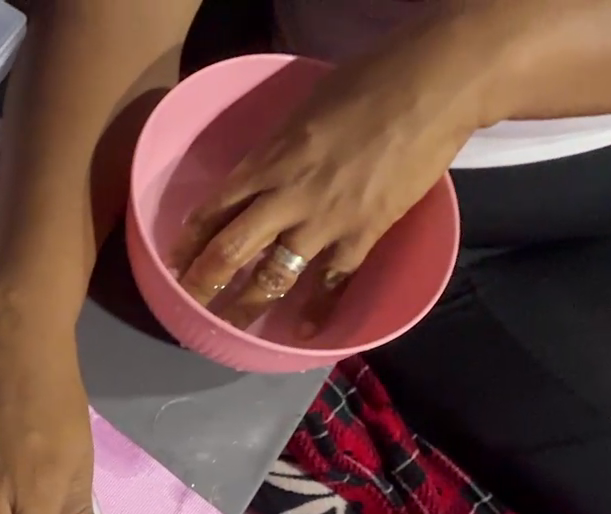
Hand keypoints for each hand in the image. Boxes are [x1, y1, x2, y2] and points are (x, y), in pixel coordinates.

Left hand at [172, 38, 481, 320]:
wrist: (436, 85)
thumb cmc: (368, 83)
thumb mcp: (301, 113)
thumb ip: (274, 154)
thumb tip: (256, 180)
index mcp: (267, 162)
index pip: (213, 210)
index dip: (188, 242)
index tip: (174, 264)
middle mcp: (286, 198)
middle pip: (229, 251)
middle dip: (202, 284)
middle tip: (185, 307)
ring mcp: (323, 222)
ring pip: (272, 277)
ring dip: (246, 307)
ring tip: (229, 328)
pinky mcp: (362, 236)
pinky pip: (332, 282)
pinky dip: (318, 310)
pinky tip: (304, 332)